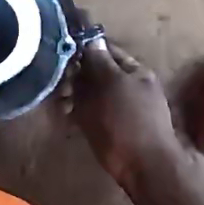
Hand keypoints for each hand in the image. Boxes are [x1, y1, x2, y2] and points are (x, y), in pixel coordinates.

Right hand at [62, 40, 192, 190]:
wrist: (144, 168)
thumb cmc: (130, 120)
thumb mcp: (113, 83)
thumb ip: (99, 60)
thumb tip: (89, 36)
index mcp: (133, 71)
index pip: (104, 49)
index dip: (83, 47)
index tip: (61, 48)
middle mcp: (124, 85)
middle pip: (93, 70)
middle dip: (74, 72)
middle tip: (58, 79)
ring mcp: (114, 107)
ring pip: (86, 91)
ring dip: (70, 92)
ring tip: (61, 100)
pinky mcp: (104, 126)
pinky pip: (84, 110)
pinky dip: (73, 110)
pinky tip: (65, 113)